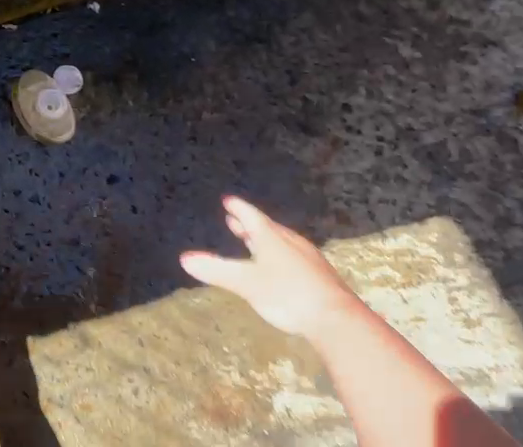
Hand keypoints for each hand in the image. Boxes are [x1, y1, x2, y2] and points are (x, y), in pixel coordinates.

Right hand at [179, 196, 364, 340]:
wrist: (338, 321)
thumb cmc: (287, 295)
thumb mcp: (246, 283)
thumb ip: (216, 270)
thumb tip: (184, 259)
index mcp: (271, 238)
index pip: (251, 216)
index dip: (238, 208)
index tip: (228, 201)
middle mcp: (290, 243)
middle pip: (267, 228)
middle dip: (249, 225)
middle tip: (235, 221)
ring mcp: (308, 259)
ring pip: (282, 243)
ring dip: (266, 240)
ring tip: (256, 242)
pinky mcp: (321, 277)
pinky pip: (294, 257)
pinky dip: (280, 256)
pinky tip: (282, 268)